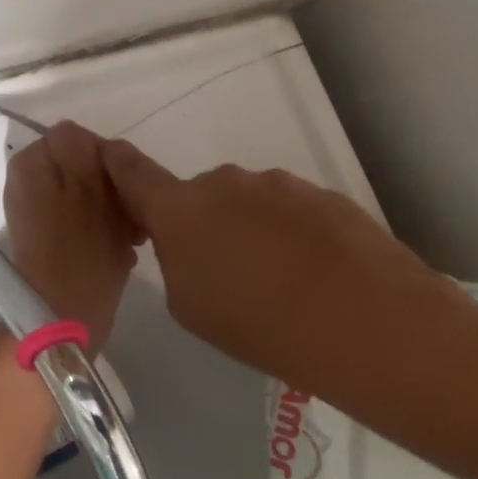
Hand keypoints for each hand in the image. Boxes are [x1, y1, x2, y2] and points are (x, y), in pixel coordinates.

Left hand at [3, 122, 144, 346]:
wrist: (64, 316)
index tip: (128, 188)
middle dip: (112, 187)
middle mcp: (26, 180)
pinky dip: (102, 229)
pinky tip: (120, 250)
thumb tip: (75, 132)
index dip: (109, 160)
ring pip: (88, 193)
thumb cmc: (82, 251)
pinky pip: (81, 217)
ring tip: (130, 238)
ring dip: (113, 210)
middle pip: (84, 165)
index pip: (79, 137)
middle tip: (134, 219)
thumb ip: (81, 151)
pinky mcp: (48, 235)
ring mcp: (36, 208)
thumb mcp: (88, 189)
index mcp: (31, 163)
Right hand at [99, 140, 470, 390]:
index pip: (132, 169)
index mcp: (178, 208)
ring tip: (285, 284)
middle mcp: (222, 182)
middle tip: (230, 275)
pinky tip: (320, 279)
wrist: (371, 324)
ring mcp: (277, 185)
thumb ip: (176, 263)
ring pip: (249, 205)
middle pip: (199, 197)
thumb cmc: (260, 324)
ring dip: (254, 232)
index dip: (116, 161)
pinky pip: (293, 214)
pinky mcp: (325, 196)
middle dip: (206, 225)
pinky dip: (296, 238)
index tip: (106, 153)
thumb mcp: (190, 306)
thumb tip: (191, 245)